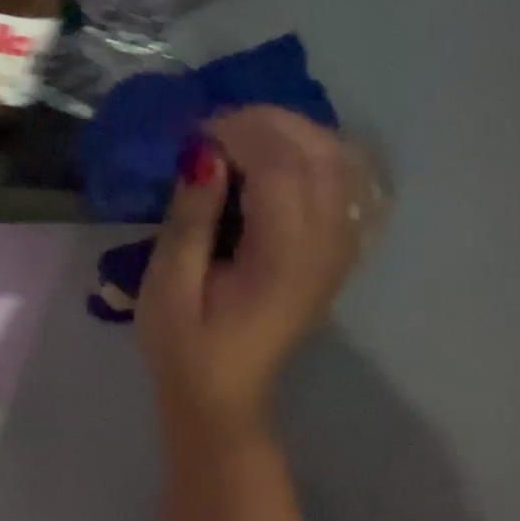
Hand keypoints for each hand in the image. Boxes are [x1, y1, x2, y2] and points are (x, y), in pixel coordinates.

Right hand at [137, 107, 370, 435]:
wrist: (221, 396)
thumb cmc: (183, 346)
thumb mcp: (169, 286)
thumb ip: (191, 219)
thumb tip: (204, 155)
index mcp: (283, 256)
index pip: (281, 165)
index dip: (240, 133)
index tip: (193, 133)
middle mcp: (325, 244)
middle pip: (319, 153)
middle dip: (268, 124)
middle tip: (215, 128)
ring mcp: (339, 248)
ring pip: (341, 162)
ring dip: (295, 135)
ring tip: (244, 139)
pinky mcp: (337, 252)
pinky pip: (349, 185)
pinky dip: (321, 157)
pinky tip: (286, 160)